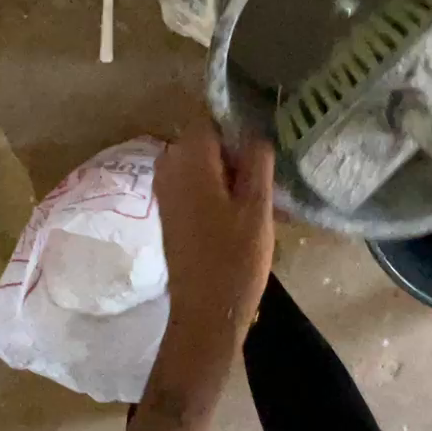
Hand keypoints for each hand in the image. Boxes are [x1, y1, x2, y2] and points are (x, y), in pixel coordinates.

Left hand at [120, 111, 274, 430]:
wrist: (204, 314)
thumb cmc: (234, 258)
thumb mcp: (257, 205)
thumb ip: (256, 159)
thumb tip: (255, 129)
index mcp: (189, 155)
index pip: (212, 116)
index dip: (239, 126)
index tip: (263, 146)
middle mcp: (169, 163)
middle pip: (208, 140)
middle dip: (236, 153)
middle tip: (266, 181)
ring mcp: (165, 187)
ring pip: (204, 163)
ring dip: (230, 174)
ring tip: (260, 202)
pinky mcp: (168, 208)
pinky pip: (195, 182)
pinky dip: (217, 190)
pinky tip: (242, 215)